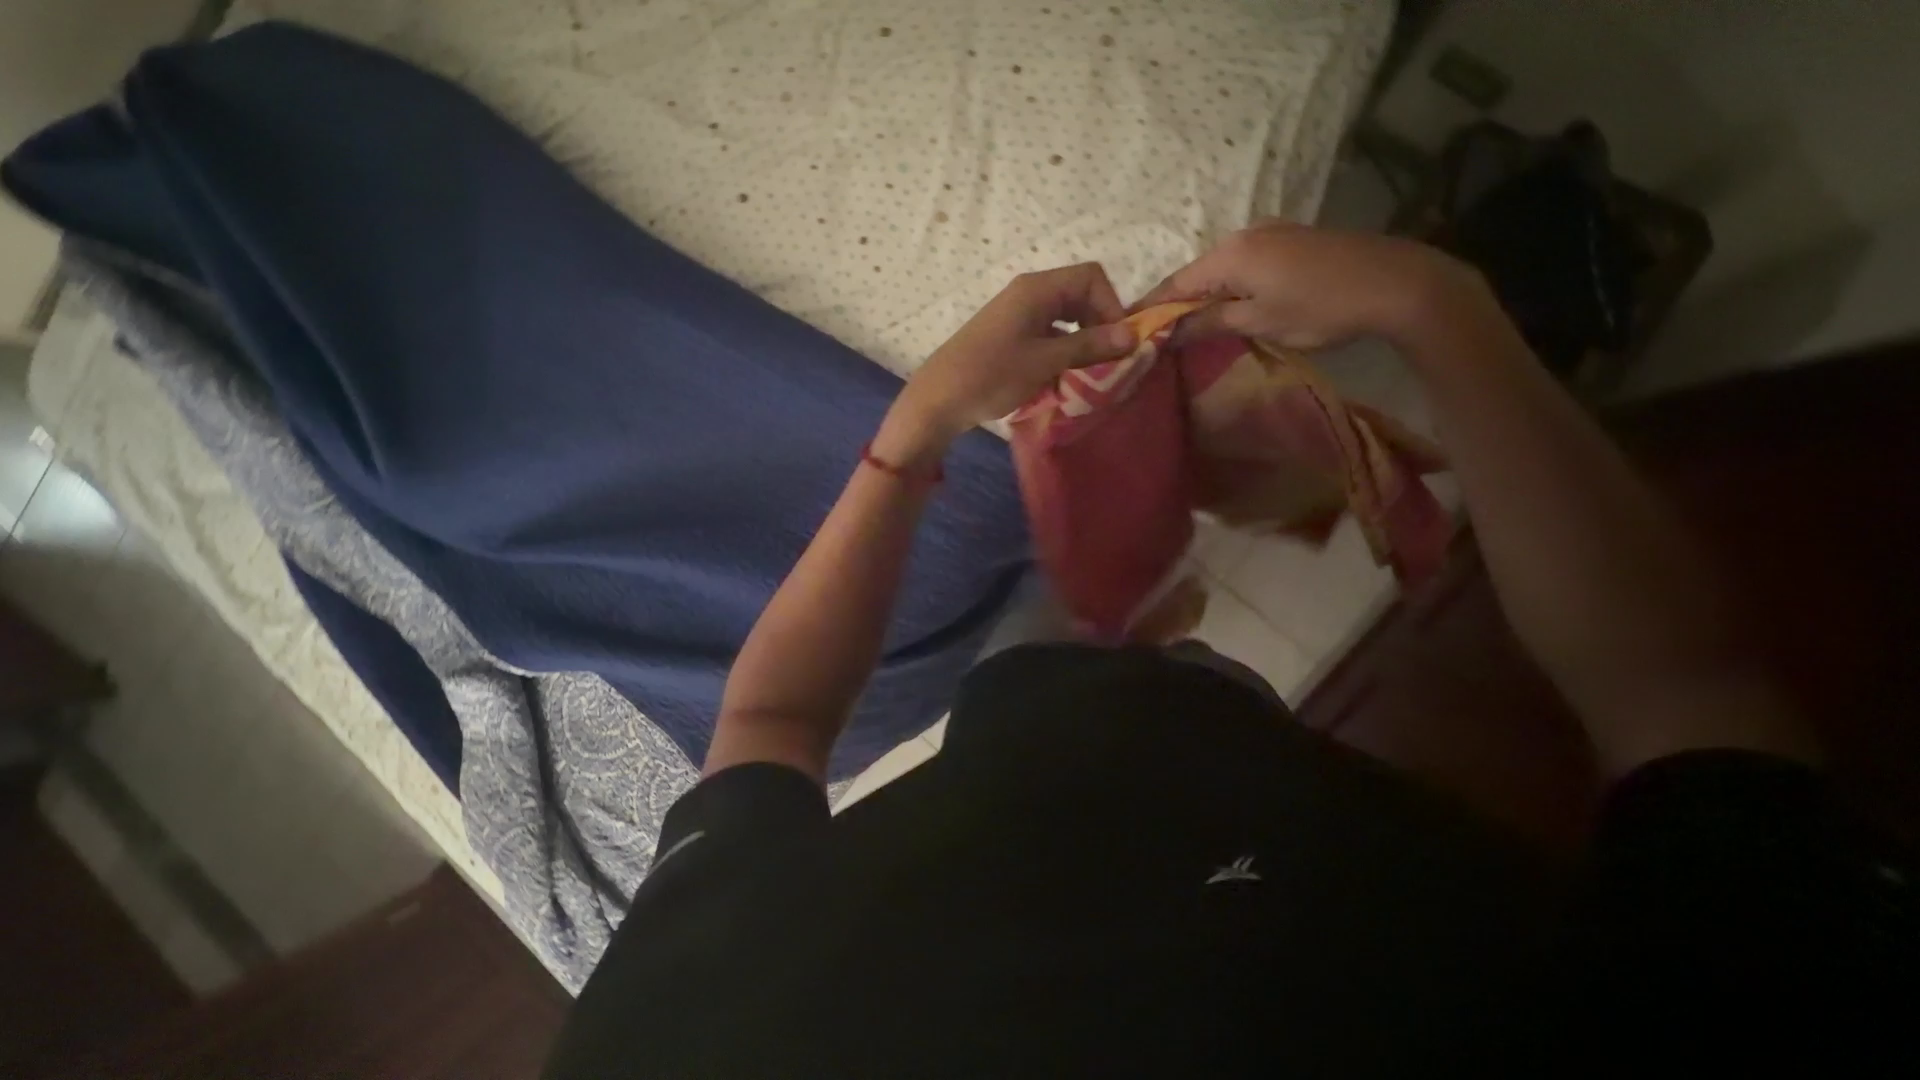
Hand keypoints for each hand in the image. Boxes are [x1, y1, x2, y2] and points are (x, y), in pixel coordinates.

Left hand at [881, 264, 1136, 459]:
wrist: (938, 399)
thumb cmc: (992, 375)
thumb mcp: (1046, 361)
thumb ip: (1090, 346)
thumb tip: (1134, 335)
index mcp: (1037, 289)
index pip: (1092, 278)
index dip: (1111, 306)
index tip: (1116, 344)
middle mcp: (1029, 293)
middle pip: (1081, 295)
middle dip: (1100, 325)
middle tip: (1107, 361)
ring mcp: (1018, 314)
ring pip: (1066, 317)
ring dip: (1083, 341)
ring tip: (1087, 372)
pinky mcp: (1011, 336)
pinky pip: (1049, 333)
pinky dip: (1062, 351)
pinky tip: (1062, 378)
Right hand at [1135, 222, 1490, 351]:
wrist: (1396, 284)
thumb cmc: (1320, 307)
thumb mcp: (1259, 322)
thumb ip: (1208, 323)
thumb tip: (1166, 332)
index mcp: (1229, 254)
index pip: (1173, 284)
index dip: (1149, 309)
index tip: (1125, 331)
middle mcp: (1243, 234)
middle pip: (1196, 273)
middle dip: (1175, 304)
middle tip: (1157, 336)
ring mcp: (1270, 232)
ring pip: (1221, 268)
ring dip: (1204, 295)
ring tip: (1189, 326)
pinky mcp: (1291, 239)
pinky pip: (1245, 264)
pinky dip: (1230, 286)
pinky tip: (1230, 305)